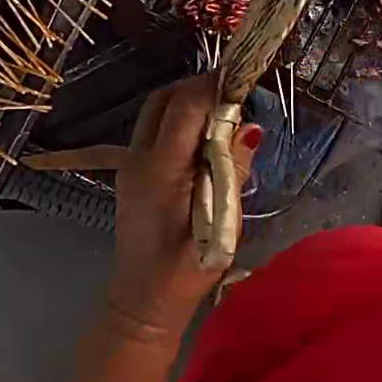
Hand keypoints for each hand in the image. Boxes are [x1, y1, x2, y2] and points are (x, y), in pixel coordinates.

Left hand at [110, 75, 262, 343]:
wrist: (141, 303)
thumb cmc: (184, 273)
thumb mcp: (222, 227)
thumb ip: (234, 173)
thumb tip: (250, 130)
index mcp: (160, 171)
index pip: (184, 108)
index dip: (212, 86)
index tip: (241, 78)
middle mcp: (139, 159)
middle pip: (163, 100)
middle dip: (197, 87)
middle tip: (233, 92)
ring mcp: (131, 165)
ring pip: (155, 112)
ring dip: (186, 100)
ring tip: (222, 111)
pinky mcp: (133, 173)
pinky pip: (154, 129)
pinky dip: (179, 119)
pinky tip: (204, 137)